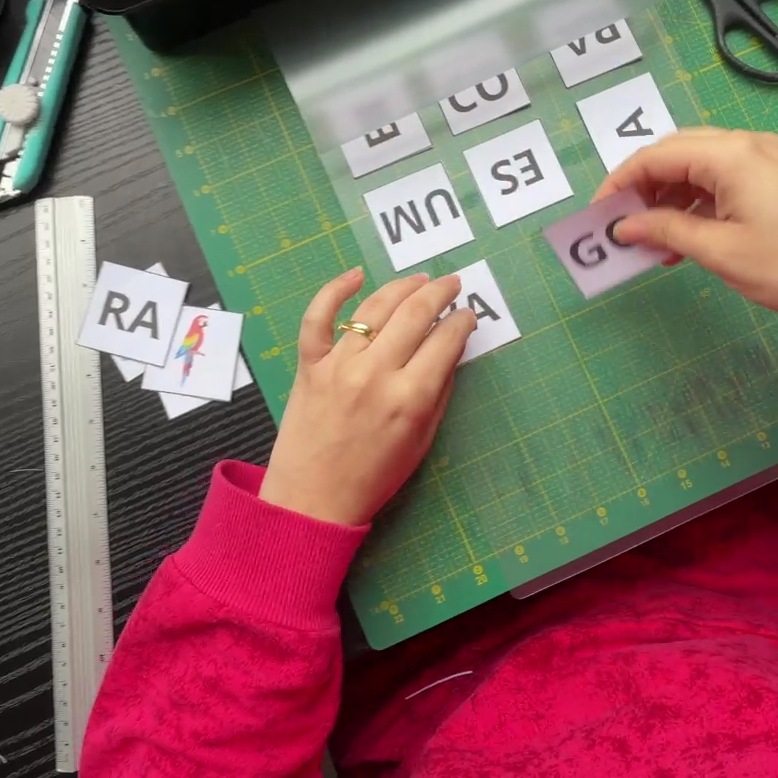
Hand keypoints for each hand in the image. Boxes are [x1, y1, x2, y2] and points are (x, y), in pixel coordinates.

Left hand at [262, 269, 476, 525]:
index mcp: (410, 398)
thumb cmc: (374, 477)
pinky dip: (334, 290)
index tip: (468, 315)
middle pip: (414, 314)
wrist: (312, 501)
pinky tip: (355, 275)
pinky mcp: (309, 365)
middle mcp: (375, 374)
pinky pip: (318, 318)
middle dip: (440, 292)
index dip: (462, 321)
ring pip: (374, 309)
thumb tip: (452, 347)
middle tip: (452, 283)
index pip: (445, 340)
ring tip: (419, 280)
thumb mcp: (422, 440)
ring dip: (402, 287)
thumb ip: (439, 390)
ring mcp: (338, 365)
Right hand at [596, 129, 777, 336]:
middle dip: (642, 186)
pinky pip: (720, 181)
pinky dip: (694, 204)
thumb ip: (667, 232)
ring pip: (697, 167)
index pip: (657, 155)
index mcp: (732, 155)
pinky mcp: (777, 180)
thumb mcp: (721, 252)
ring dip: (667, 197)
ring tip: (649, 238)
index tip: (598, 215)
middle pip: (676, 152)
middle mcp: (747, 146)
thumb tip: (625, 226)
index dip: (620, 182)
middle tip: (620, 223)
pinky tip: (682, 237)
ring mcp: (765, 161)